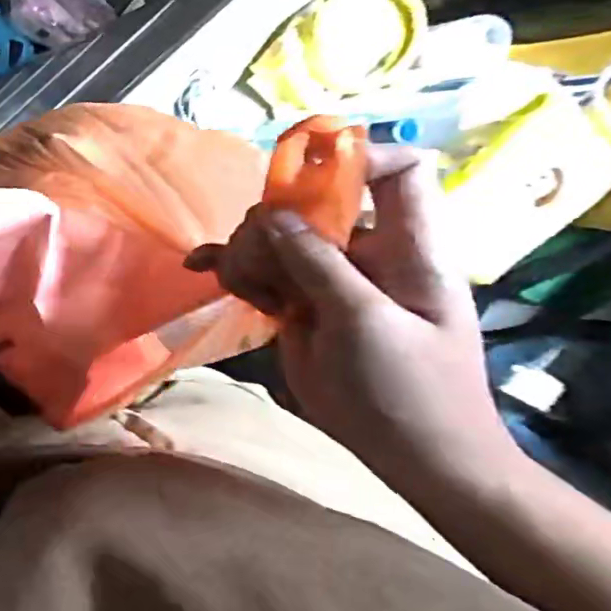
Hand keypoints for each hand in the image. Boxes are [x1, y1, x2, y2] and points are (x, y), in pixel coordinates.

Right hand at [185, 147, 518, 482]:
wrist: (412, 452)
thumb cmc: (410, 388)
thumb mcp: (367, 322)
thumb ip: (320, 266)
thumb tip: (274, 216)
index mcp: (407, 248)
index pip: (398, 173)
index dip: (356, 158)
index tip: (298, 173)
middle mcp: (364, 254)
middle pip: (309, 205)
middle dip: (270, 225)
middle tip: (256, 265)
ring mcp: (326, 279)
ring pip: (272, 238)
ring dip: (244, 253)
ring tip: (245, 289)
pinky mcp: (295, 304)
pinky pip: (254, 270)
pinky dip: (226, 267)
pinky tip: (198, 268)